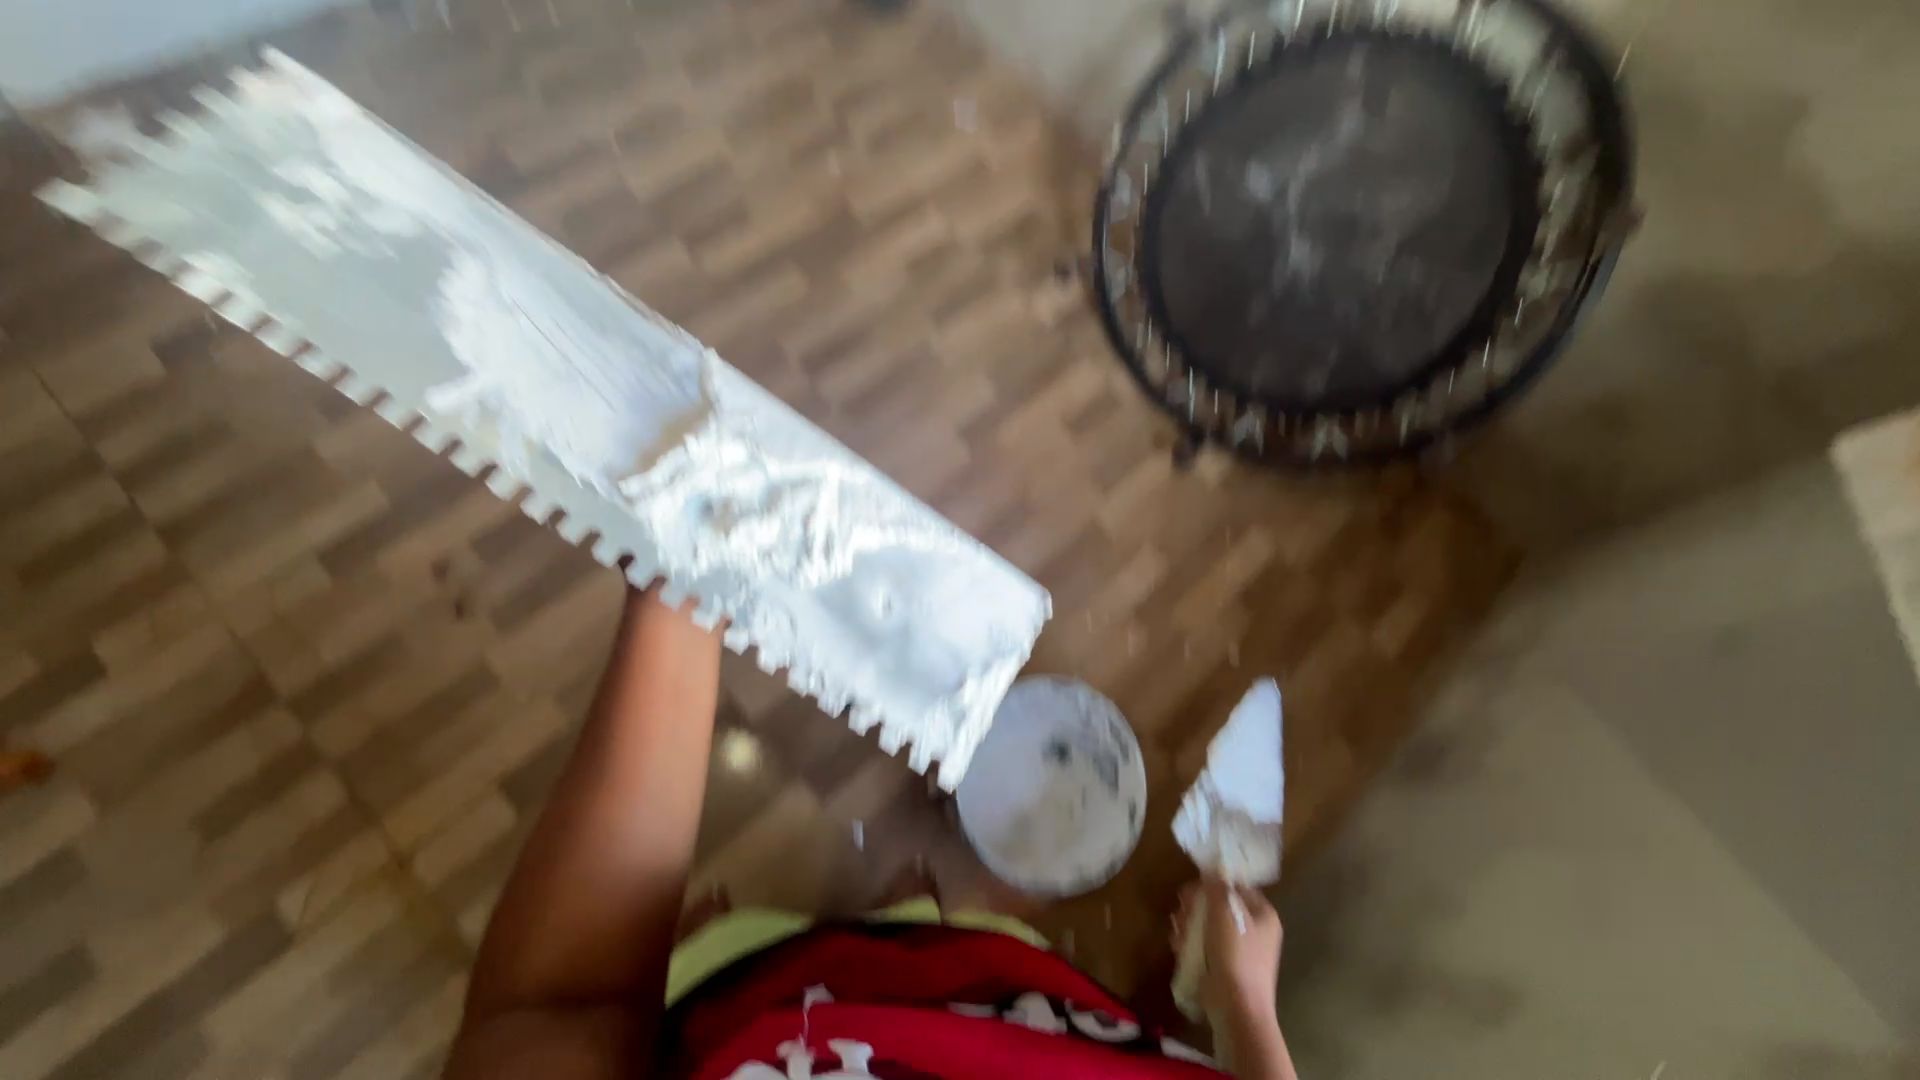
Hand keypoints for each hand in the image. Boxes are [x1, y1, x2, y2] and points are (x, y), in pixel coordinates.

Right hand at [1175, 878, 1282, 1014]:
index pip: (1237, 887)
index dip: (1214, 883)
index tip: (1194, 886)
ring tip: (1177, 929)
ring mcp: (1238, 950)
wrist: (1236, 1008)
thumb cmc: (1235, 954)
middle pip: (1218, 905)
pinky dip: (1189, 943)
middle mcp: (1253, 930)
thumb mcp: (1225, 912)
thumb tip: (1211, 869)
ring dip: (1188, 923)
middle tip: (1182, 909)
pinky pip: (1203, 945)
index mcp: (1263, 914)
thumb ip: (1217, 886)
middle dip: (1196, 905)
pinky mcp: (1222, 967)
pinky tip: (1177, 945)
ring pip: (1207, 925)